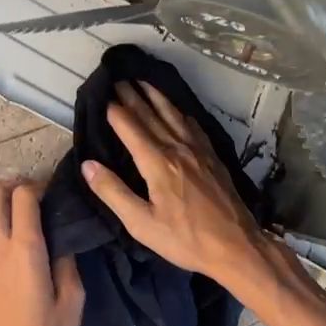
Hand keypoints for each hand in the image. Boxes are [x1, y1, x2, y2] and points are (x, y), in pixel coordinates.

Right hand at [85, 81, 269, 285]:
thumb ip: (113, 193)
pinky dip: (179, 112)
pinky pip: (192, 125)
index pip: (130, 127)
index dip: (114, 110)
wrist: (237, 246)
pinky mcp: (212, 156)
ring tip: (143, 81)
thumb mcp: (142, 225)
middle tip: (117, 79)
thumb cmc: (186, 240)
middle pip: (150, 114)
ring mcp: (198, 150)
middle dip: (132, 96)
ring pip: (173, 114)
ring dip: (156, 96)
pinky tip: (178, 110)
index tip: (102, 94)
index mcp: (157, 163)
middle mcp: (177, 148)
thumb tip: (87, 165)